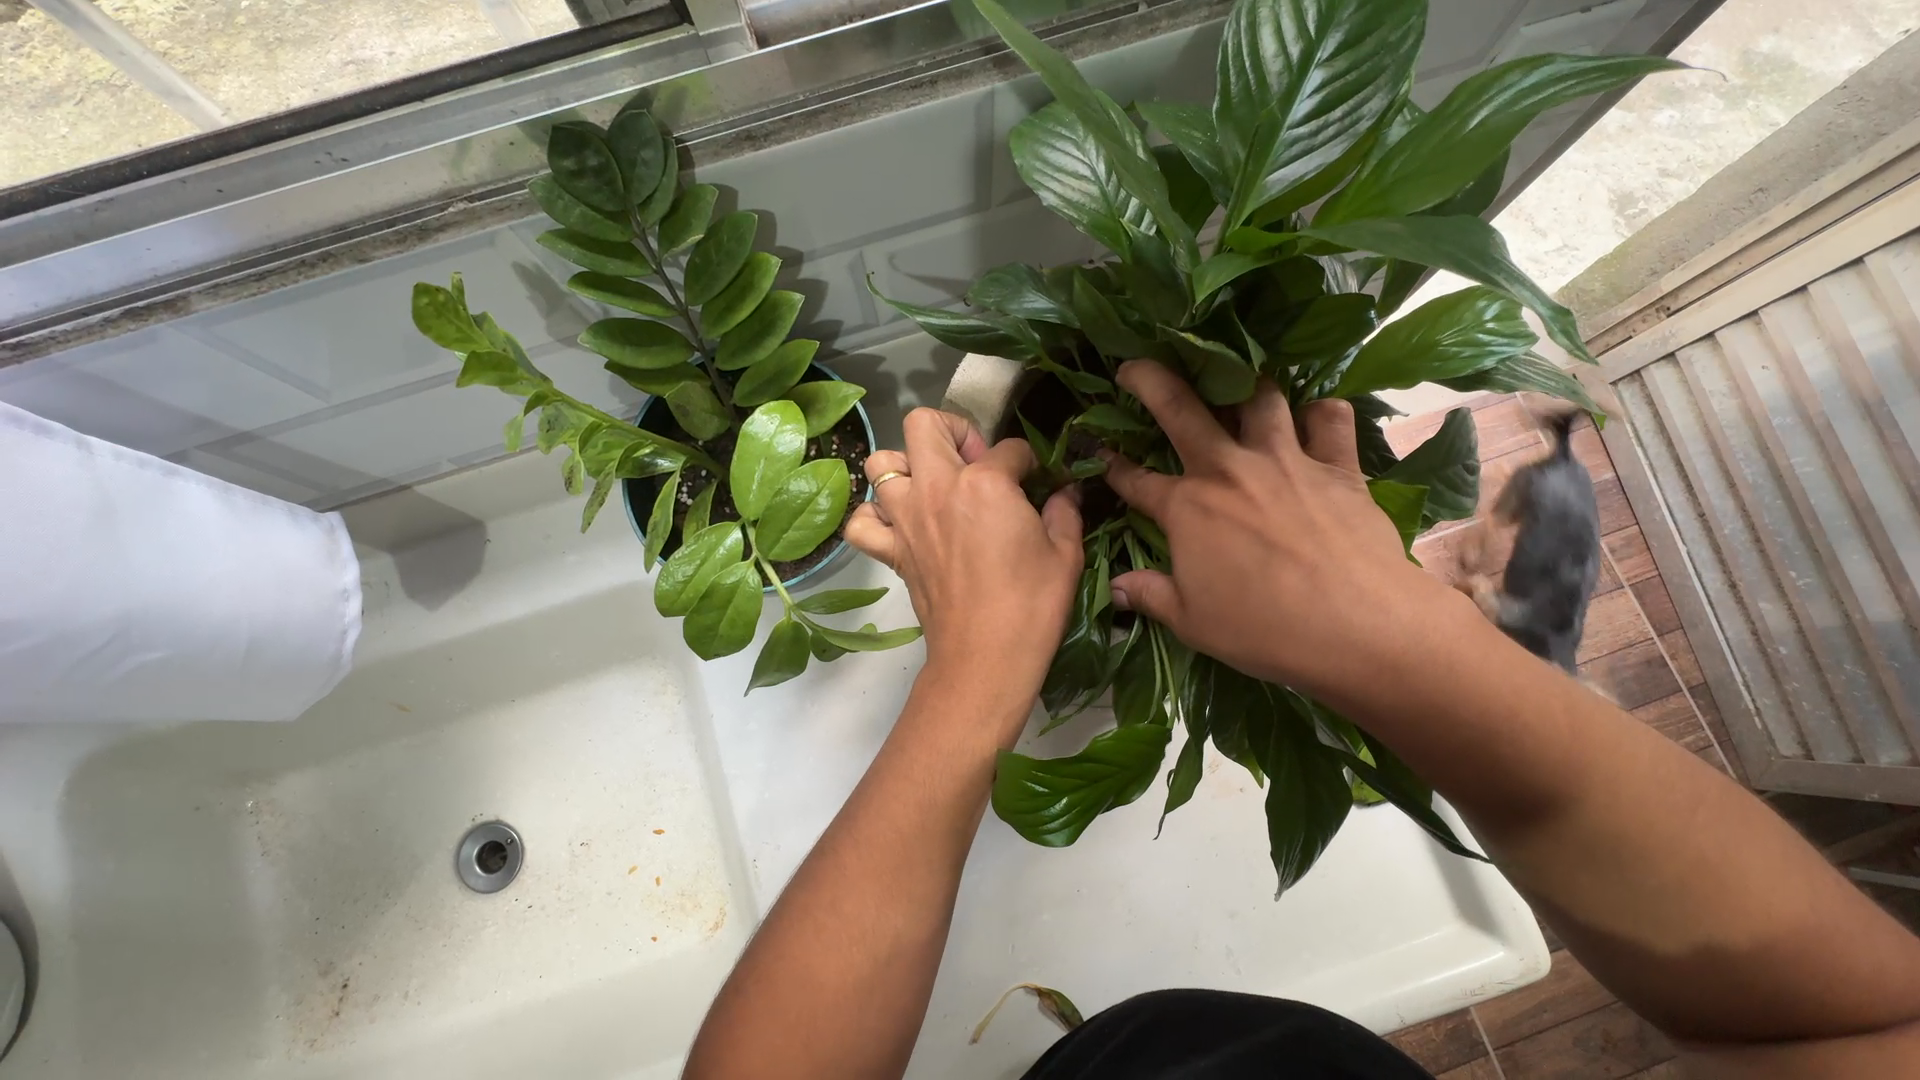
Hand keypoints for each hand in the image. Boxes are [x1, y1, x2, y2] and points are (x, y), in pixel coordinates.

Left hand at [845, 409, 1083, 700]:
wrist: (987, 659)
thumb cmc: (1033, 605)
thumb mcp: (1066, 553)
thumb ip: (1064, 511)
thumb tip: (1066, 491)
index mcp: (985, 483)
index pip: (1010, 448)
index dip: (1029, 461)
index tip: (1036, 480)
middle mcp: (936, 488)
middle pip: (925, 424)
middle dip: (954, 431)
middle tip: (977, 463)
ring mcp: (906, 519)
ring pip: (882, 462)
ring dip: (906, 466)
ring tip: (935, 487)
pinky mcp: (891, 551)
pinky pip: (861, 521)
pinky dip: (874, 516)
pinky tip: (900, 523)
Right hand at [1104, 360, 1459, 699]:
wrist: (1355, 626)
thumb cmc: (1262, 630)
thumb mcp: (1191, 622)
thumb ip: (1149, 595)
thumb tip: (1115, 588)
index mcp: (1186, 508)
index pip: (1136, 480)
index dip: (1113, 466)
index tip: (1101, 453)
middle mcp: (1229, 470)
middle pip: (1181, 409)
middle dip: (1150, 380)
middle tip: (1135, 366)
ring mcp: (1285, 461)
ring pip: (1259, 398)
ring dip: (1244, 386)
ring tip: (1238, 385)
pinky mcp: (1337, 467)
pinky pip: (1331, 419)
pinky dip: (1321, 413)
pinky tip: (1316, 416)